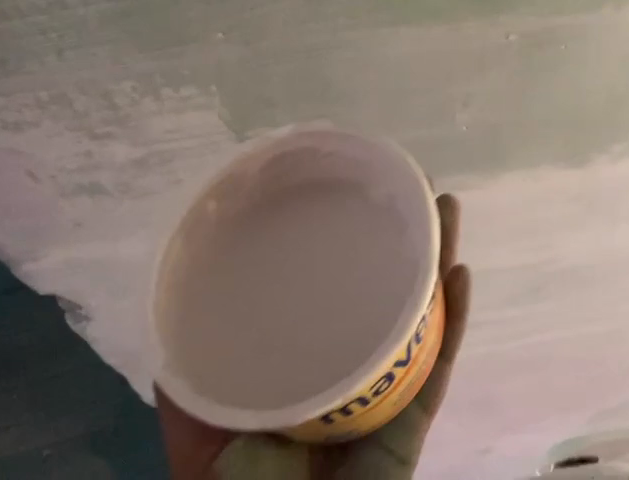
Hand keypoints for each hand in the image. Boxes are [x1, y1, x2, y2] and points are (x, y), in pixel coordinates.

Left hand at [156, 194, 472, 479]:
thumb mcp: (204, 441)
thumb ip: (189, 395)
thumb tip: (168, 341)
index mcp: (312, 365)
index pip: (330, 297)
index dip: (344, 247)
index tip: (349, 196)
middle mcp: (356, 367)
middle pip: (387, 289)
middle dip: (404, 236)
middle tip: (414, 187)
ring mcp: (390, 388)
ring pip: (422, 311)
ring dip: (438, 257)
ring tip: (445, 208)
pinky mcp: (415, 418)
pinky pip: (441, 362)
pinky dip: (455, 319)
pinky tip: (459, 275)